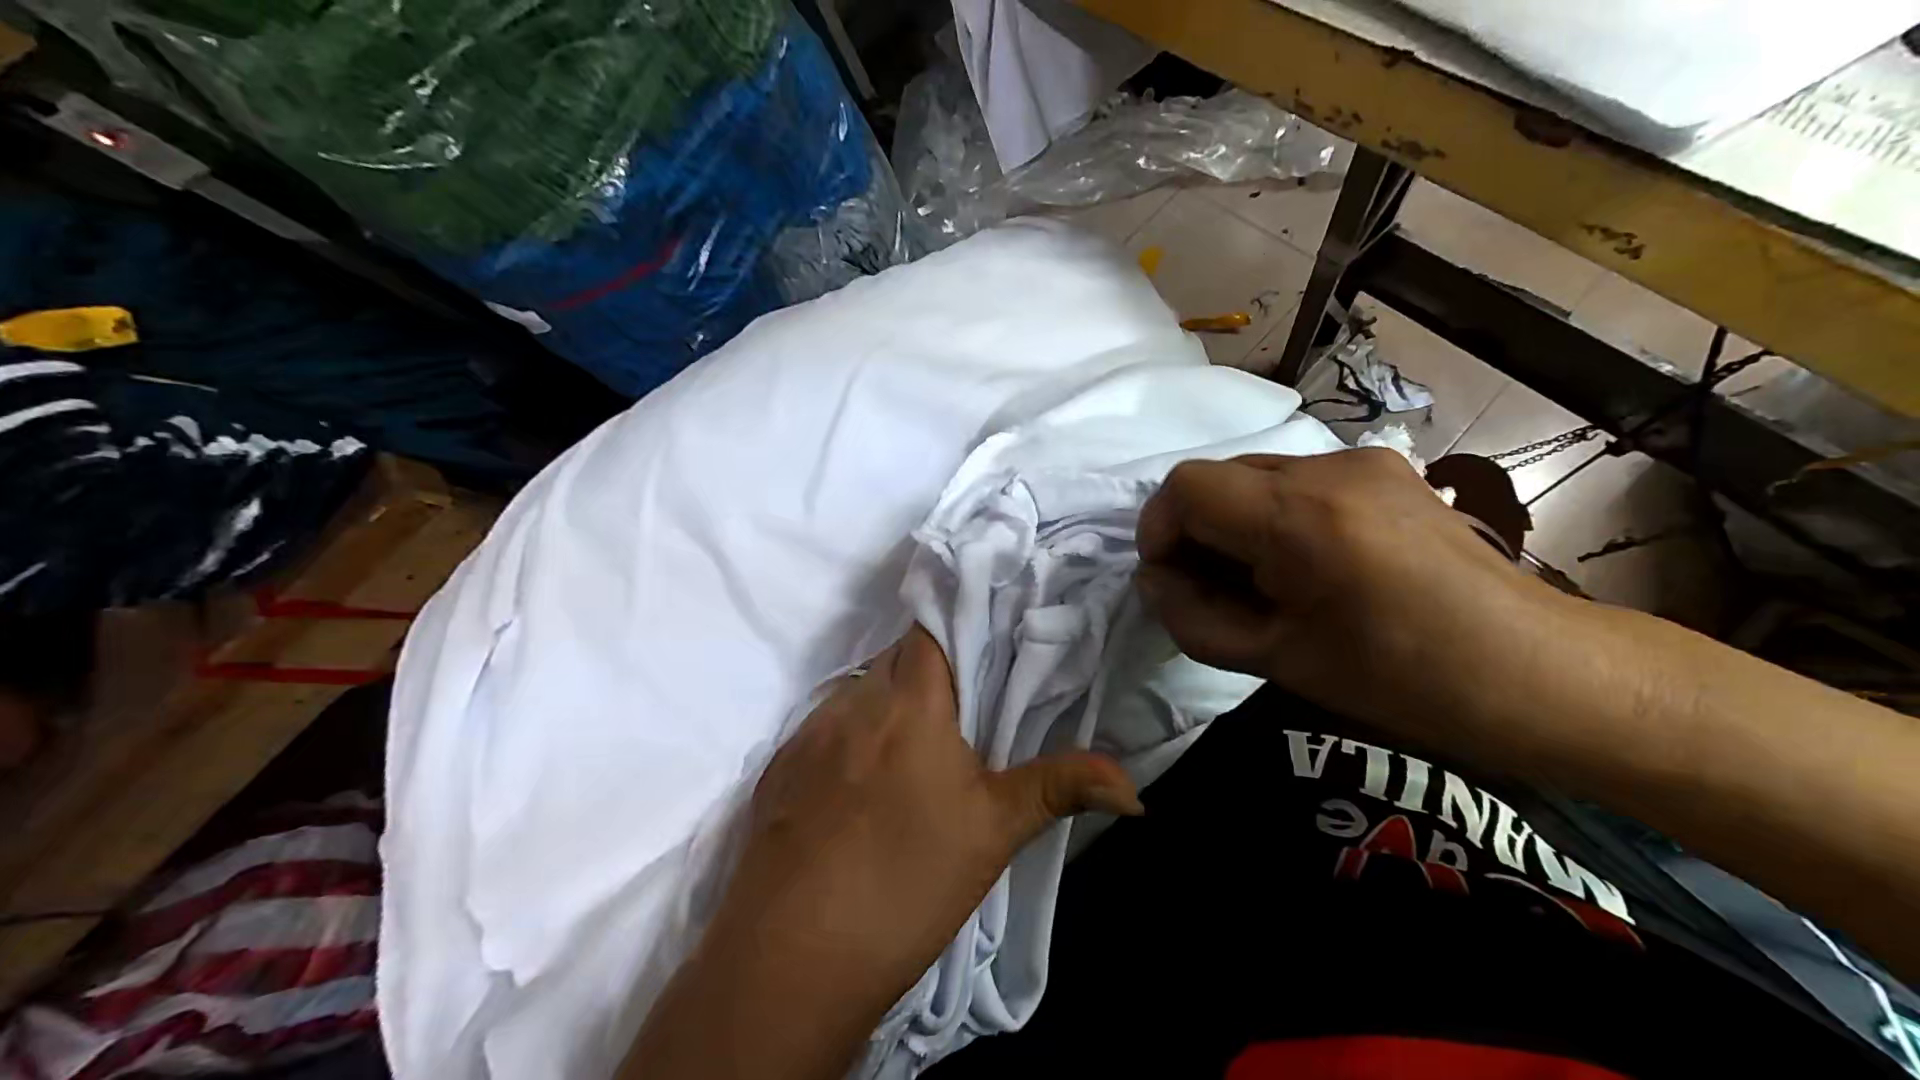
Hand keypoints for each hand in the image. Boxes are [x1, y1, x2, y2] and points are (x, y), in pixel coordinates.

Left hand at [624, 625, 1141, 1079]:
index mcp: (909, 702)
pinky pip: (822, 727)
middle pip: (895, 658)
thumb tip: (1135, 789)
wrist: (791, 959)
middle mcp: (852, 702)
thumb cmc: (906, 883)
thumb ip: (1060, 788)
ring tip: (915, 747)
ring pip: (857, 691)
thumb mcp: (992, 832)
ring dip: (888, 703)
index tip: (985, 639)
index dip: (956, 622)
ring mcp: (806, 733)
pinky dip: (849, 736)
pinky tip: (861, 785)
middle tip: (964, 705)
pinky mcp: (776, 768)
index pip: (929, 627)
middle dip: (930, 668)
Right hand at [1134, 448, 1562, 740]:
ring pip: (1255, 475)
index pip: (1186, 487)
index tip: (1170, 578)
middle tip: (1215, 590)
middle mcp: (1330, 467)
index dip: (1158, 530)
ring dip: (1235, 523)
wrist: (1537, 670)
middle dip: (1196, 530)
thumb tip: (1154, 580)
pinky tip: (1307, 565)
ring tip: (1265, 582)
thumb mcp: (1276, 661)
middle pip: (1218, 476)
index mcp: (1300, 516)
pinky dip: (1275, 516)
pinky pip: (1298, 479)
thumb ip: (1193, 618)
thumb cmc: (1401, 681)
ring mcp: (1364, 461)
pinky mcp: (1386, 469)